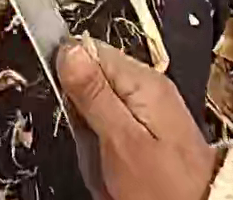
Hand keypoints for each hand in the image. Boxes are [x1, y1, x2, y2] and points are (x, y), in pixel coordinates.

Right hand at [58, 38, 219, 199]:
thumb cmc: (166, 192)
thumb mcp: (122, 142)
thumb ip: (93, 93)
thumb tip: (67, 47)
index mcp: (143, 80)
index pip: (87, 49)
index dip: (72, 77)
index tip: (74, 110)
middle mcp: (149, 86)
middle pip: (92, 78)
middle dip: (83, 112)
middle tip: (95, 146)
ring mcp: (153, 109)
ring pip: (98, 105)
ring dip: (94, 136)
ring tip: (108, 166)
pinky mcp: (153, 131)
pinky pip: (113, 126)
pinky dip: (108, 147)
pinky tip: (117, 171)